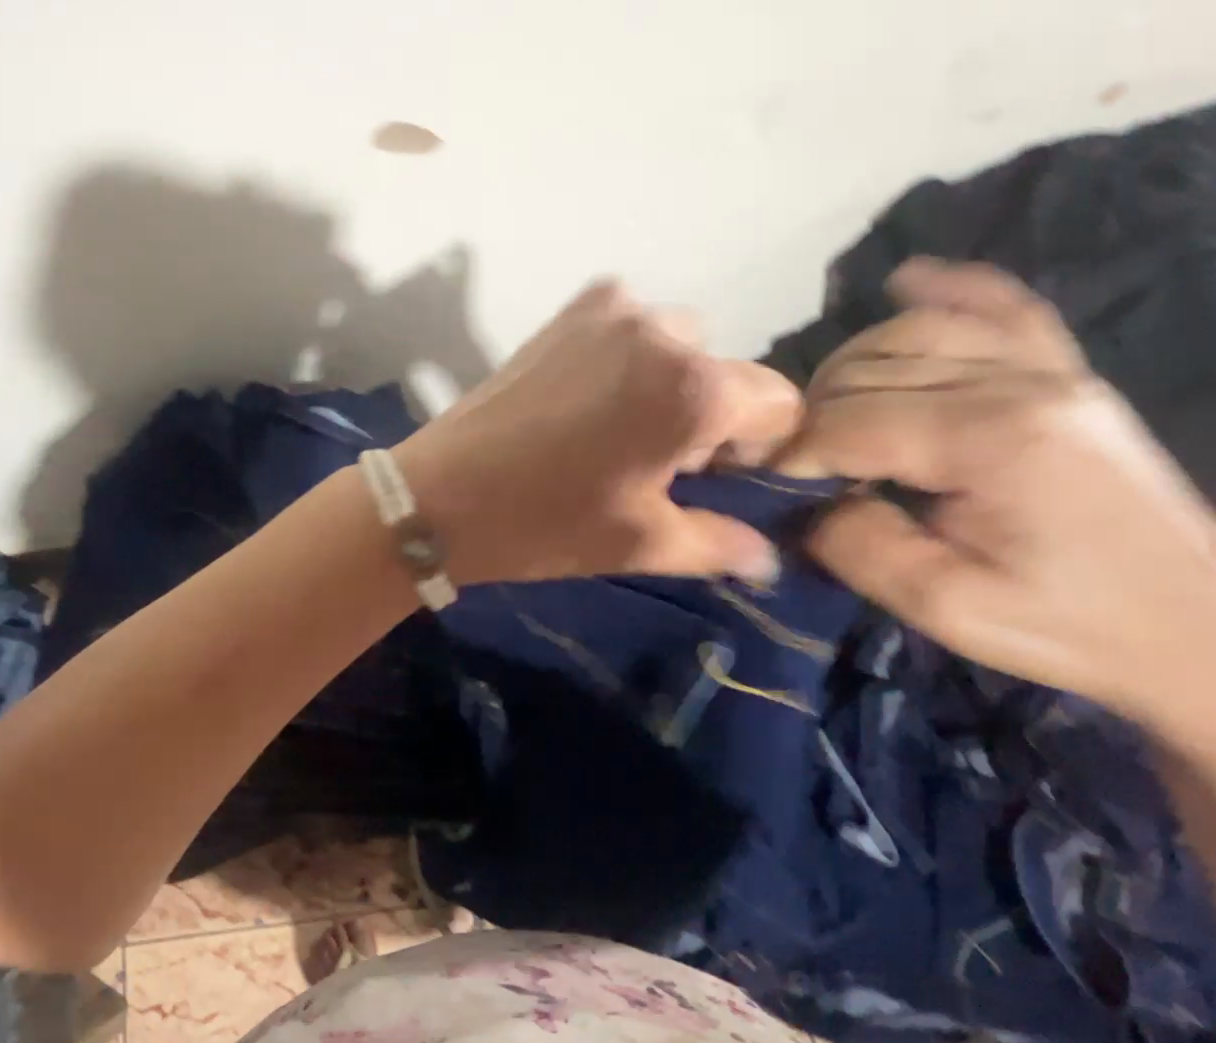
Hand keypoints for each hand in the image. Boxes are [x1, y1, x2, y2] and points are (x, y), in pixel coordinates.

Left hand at [392, 282, 801, 584]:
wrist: (437, 495)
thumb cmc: (544, 524)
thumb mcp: (640, 544)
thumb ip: (721, 544)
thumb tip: (769, 557)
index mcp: (695, 389)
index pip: (778, 405)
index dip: (755, 449)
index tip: (710, 481)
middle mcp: (663, 332)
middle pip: (725, 372)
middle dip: (707, 417)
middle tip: (650, 464)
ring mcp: (611, 312)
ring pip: (677, 346)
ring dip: (666, 383)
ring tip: (612, 432)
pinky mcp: (566, 312)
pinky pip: (627, 328)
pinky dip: (625, 358)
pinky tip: (584, 401)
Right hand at [774, 258, 1215, 715]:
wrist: (1193, 631)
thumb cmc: (1064, 627)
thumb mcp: (941, 606)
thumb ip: (855, 544)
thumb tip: (803, 501)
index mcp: (990, 440)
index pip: (845, 422)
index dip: (789, 456)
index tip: (762, 495)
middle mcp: (1019, 382)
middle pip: (868, 370)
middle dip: (810, 416)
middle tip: (792, 472)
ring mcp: (1051, 369)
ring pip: (914, 332)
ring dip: (851, 367)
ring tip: (827, 418)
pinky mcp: (1069, 374)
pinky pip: (1003, 309)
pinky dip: (950, 290)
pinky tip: (907, 281)